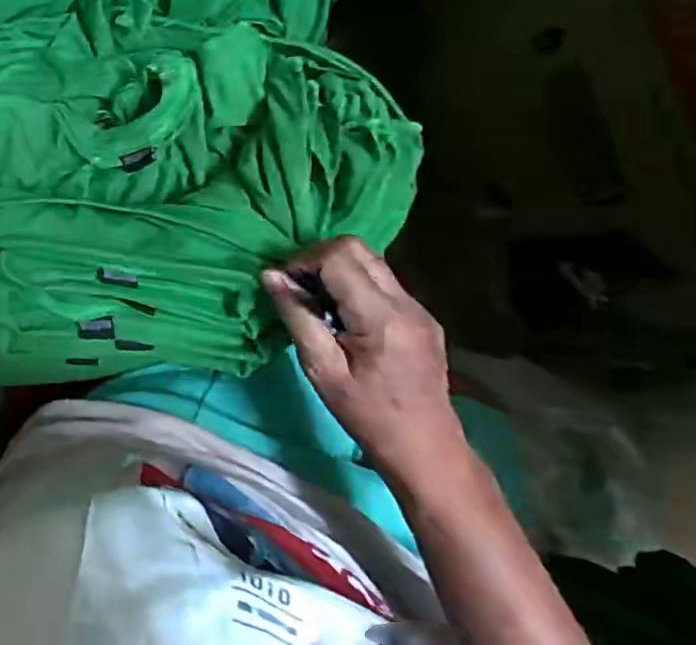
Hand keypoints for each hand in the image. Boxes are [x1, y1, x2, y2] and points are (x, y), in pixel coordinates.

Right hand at [262, 236, 465, 479]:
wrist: (425, 449)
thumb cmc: (366, 414)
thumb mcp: (321, 369)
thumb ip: (296, 315)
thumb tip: (270, 275)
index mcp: (382, 318)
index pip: (338, 257)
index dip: (303, 262)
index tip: (285, 287)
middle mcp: (406, 303)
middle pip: (356, 247)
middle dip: (319, 258)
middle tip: (299, 289)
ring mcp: (419, 307)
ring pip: (370, 259)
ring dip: (336, 268)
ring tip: (319, 302)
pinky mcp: (421, 315)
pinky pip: (381, 279)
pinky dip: (353, 283)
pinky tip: (342, 316)